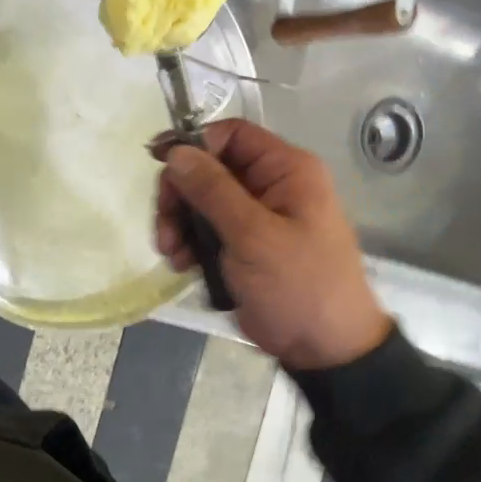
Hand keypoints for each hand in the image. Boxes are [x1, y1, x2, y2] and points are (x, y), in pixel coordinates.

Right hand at [155, 119, 391, 370]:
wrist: (322, 346)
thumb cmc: (297, 284)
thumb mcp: (253, 235)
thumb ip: (213, 190)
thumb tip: (175, 152)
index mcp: (285, 171)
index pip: (230, 135)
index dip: (193, 145)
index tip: (158, 165)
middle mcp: (270, 186)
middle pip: (207, 168)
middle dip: (179, 195)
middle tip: (165, 227)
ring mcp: (254, 217)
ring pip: (199, 200)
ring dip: (178, 223)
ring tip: (173, 253)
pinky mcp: (241, 244)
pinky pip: (204, 228)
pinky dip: (187, 243)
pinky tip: (181, 264)